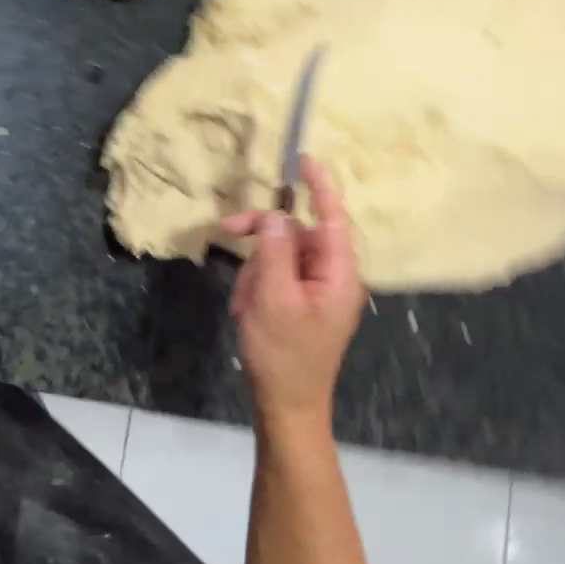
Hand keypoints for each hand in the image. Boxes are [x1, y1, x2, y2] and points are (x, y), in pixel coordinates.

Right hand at [220, 156, 366, 431]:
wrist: (286, 403)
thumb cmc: (283, 352)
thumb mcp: (272, 297)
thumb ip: (273, 250)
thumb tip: (274, 214)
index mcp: (339, 274)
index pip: (333, 218)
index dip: (320, 187)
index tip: (304, 160)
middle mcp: (333, 277)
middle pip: (296, 233)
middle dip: (262, 238)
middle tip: (226, 231)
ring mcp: (317, 291)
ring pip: (280, 254)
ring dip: (255, 271)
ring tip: (245, 302)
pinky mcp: (302, 302)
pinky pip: (276, 276)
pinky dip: (256, 286)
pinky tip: (248, 309)